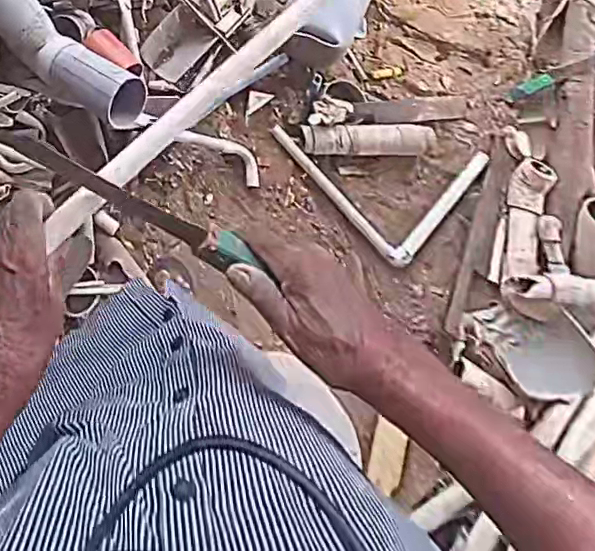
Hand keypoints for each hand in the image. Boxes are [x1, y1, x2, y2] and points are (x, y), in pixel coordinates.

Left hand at [0, 190, 66, 415]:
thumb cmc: (17, 355)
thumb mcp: (56, 304)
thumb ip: (64, 264)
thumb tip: (73, 248)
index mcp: (19, 251)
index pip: (28, 200)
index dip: (43, 204)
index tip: (54, 214)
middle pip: (7, 221)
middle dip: (25, 234)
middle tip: (41, 255)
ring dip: (3, 254)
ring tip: (17, 284)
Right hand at [226, 230, 410, 392]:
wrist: (380, 358)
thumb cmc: (339, 350)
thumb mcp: (288, 326)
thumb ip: (260, 293)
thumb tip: (236, 270)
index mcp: (297, 263)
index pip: (254, 237)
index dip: (230, 242)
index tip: (213, 250)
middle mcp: (312, 253)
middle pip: (268, 244)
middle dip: (249, 260)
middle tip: (238, 286)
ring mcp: (324, 261)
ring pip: (284, 254)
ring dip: (268, 269)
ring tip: (266, 303)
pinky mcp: (332, 271)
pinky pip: (299, 262)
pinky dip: (286, 274)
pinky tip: (288, 302)